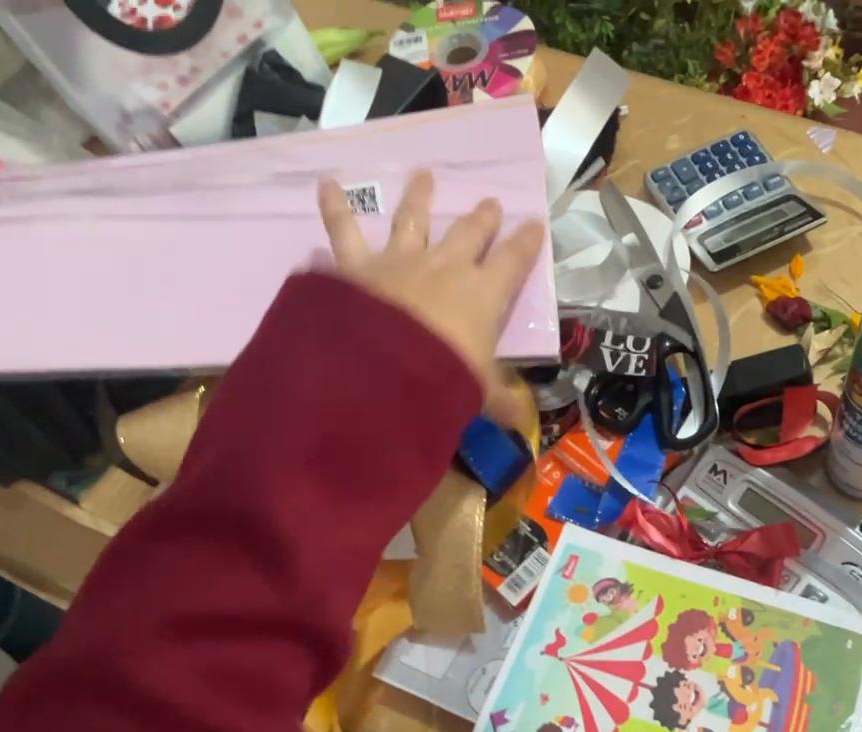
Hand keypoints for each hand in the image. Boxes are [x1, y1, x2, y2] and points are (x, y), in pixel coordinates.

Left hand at [316, 172, 541, 430]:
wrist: (384, 370)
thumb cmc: (444, 377)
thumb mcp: (480, 393)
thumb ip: (500, 402)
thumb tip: (521, 426)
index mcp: (483, 295)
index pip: (513, 262)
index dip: (527, 242)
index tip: (535, 223)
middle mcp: (446, 268)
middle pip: (469, 233)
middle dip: (482, 218)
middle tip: (490, 202)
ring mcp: (401, 262)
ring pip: (413, 220)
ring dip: (419, 197)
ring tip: (424, 176)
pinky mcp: (359, 267)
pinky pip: (344, 232)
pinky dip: (334, 208)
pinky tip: (326, 186)